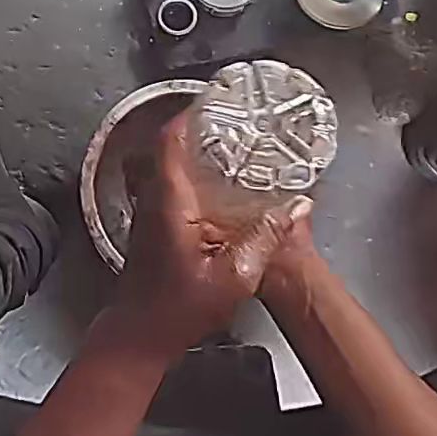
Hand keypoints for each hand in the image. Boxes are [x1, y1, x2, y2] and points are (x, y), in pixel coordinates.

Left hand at [94, 110, 310, 358]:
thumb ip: (265, 239)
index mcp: (169, 203)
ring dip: (197, 152)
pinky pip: (175, 188)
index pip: (170, 143)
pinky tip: (222, 187)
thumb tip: (295, 207)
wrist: (140, 334)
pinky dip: (196, 176)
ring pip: (172, 168)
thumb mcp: (233, 276)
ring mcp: (153, 214)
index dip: (188, 116)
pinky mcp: (157, 228)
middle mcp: (156, 201)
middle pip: (171, 149)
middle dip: (199, 129)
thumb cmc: (177, 308)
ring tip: (232, 144)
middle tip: (233, 119)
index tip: (212, 101)